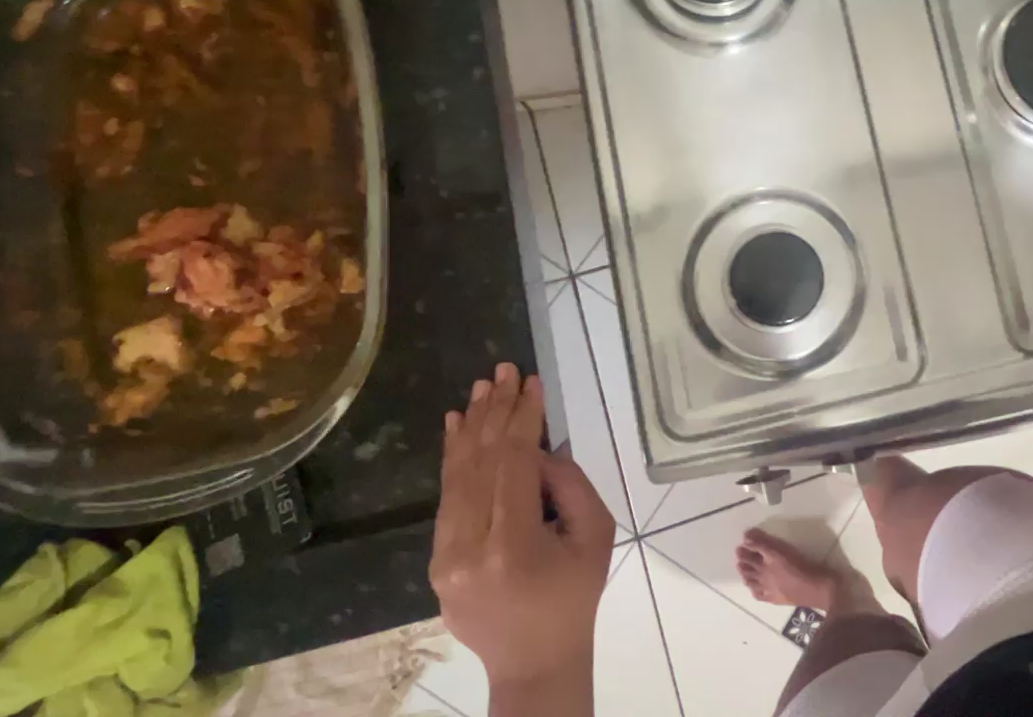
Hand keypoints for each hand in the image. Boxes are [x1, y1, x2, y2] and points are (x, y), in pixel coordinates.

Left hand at [429, 364, 613, 707]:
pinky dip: (452, 458)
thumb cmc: (575, 596)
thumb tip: (540, 448)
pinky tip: (456, 424)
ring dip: (470, 427)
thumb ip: (571, 484)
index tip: (533, 382)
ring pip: (457, 477)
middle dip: (495, 411)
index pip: (514, 463)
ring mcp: (445, 557)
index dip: (524, 418)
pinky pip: (446, 499)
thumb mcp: (595, 535)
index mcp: (514, 545)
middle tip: (505, 369)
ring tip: (482, 386)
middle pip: (480, 463)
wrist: (534, 663)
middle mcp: (469, 549)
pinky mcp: (437, 561)